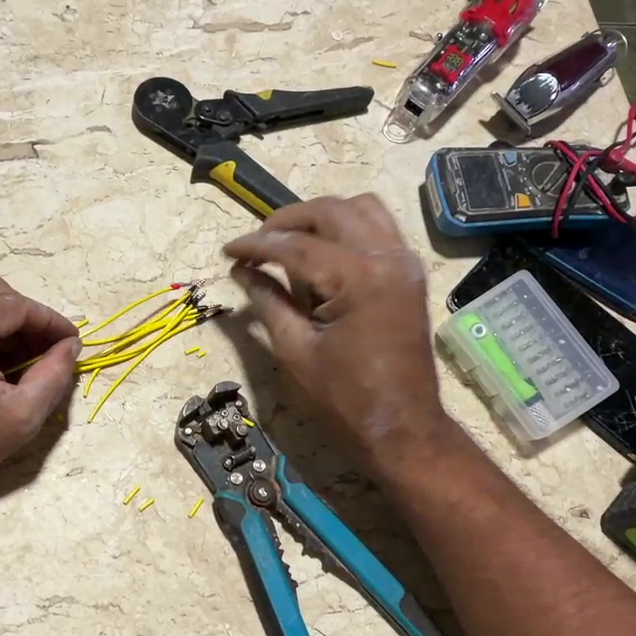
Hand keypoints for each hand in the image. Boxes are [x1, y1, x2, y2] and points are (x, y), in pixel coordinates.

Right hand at [224, 195, 450, 466]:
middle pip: (331, 212)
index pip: (297, 246)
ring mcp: (403, 262)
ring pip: (360, 209)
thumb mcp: (295, 350)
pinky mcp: (408, 274)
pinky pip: (378, 229)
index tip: (228, 251)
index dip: (257, 246)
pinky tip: (322, 253)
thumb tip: (242, 271)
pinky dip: (347, 229)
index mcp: (358, 278)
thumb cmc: (344, 398)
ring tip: (289, 242)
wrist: (401, 426)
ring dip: (321, 218)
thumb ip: (268, 301)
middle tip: (255, 244)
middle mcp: (387, 257)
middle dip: (287, 221)